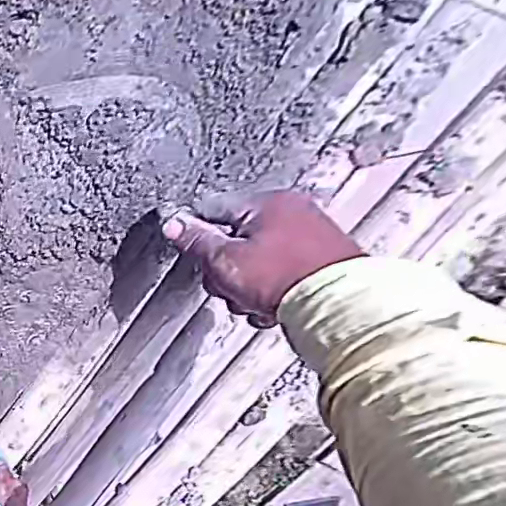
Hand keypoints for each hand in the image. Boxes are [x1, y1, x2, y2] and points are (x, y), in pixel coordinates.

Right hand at [162, 191, 362, 326]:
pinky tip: (266, 302)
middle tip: (224, 282)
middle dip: (220, 268)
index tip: (185, 248)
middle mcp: (290, 212)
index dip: (193, 232)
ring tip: (249, 297)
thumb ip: (196, 241)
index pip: (212, 208)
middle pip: (231, 239)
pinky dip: (264, 290)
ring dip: (241, 285)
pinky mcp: (313, 260)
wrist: (332, 301)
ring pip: (251, 261)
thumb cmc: (281, 276)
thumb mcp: (224, 258)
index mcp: (267, 203)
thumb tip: (174, 224)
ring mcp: (305, 236)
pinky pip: (273, 273)